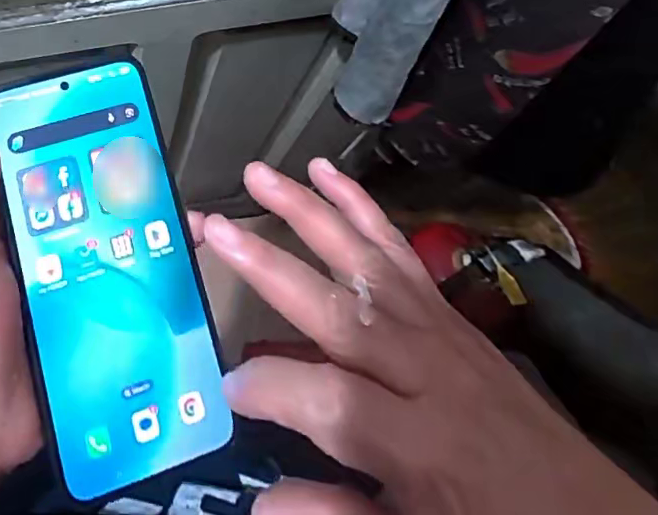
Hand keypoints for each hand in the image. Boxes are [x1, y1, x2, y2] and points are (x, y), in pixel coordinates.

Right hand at [191, 159, 657, 514]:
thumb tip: (256, 493)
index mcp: (418, 444)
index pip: (329, 402)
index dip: (271, 390)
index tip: (225, 387)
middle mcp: (425, 370)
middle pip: (339, 308)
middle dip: (269, 264)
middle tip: (211, 228)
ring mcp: (437, 328)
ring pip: (365, 258)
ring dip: (309, 211)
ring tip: (260, 174)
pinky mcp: (446, 309)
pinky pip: (398, 250)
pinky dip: (361, 208)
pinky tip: (328, 176)